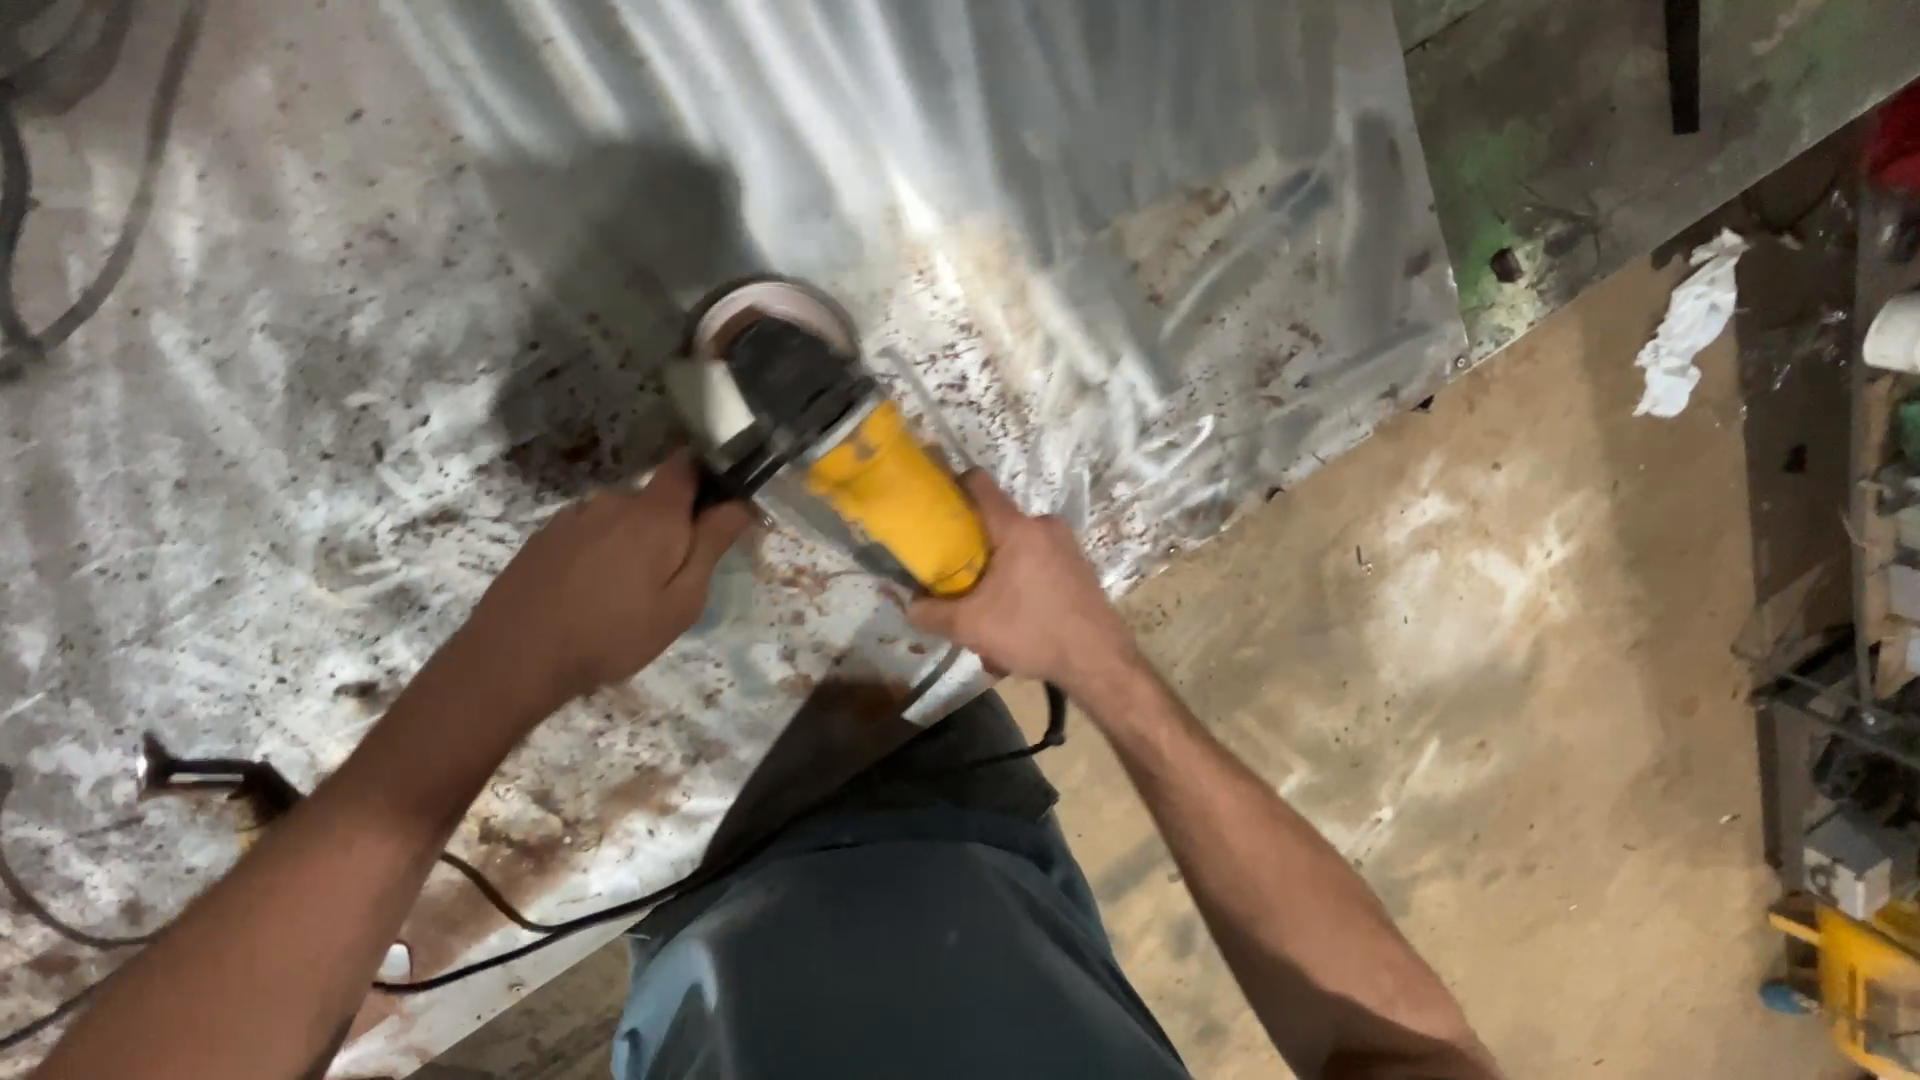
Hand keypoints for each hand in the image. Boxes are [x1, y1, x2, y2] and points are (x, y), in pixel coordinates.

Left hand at [461, 452, 753, 711]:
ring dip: (632, 543)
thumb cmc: (613, 634)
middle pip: (655, 499)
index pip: (688, 465)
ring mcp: (573, 516)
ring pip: (621, 519)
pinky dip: (600, 553)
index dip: (708, 478)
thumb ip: (712, 546)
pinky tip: (589, 594)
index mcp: (655, 513)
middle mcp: (614, 501)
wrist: (514, 658)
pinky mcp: (545, 536)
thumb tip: (741, 504)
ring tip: (624, 594)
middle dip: (670, 528)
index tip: (717, 514)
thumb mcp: (681, 602)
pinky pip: (590, 533)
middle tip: (669, 582)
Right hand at [907, 472, 1144, 700]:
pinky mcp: (1080, 566)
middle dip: (974, 550)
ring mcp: (1067, 545)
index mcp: (1017, 528)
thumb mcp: (970, 627)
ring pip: (1018, 548)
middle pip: (996, 523)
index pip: (979, 484)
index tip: (934, 506)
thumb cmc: (1033, 632)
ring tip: (990, 610)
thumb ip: (931, 613)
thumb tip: (909, 604)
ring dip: (999, 574)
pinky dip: (1023, 584)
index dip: (952, 486)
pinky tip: (1019, 621)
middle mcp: (1044, 526)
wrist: (1099, 661)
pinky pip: (1039, 564)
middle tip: (959, 580)